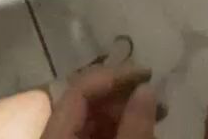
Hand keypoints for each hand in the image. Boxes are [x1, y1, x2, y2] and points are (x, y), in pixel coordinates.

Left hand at [40, 65, 158, 138]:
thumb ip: (133, 128)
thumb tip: (146, 88)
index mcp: (53, 133)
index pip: (79, 89)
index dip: (114, 75)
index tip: (148, 74)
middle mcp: (51, 134)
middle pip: (85, 104)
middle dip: (122, 97)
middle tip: (156, 100)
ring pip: (90, 121)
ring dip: (122, 114)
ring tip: (153, 117)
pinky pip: (90, 137)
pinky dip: (115, 131)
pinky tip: (137, 132)